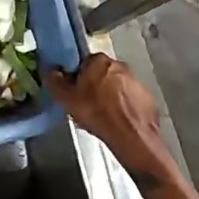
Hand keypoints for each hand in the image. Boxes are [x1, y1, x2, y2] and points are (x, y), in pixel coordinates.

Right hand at [47, 53, 173, 172]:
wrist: (132, 137)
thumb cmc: (97, 113)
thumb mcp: (66, 99)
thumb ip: (54, 81)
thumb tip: (50, 71)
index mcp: (98, 60)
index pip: (83, 62)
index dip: (77, 77)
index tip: (74, 90)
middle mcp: (119, 65)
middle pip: (101, 73)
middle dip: (94, 86)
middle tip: (86, 104)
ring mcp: (136, 81)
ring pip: (116, 86)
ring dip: (110, 96)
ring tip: (102, 116)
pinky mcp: (147, 98)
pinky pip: (130, 99)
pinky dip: (124, 107)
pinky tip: (117, 122)